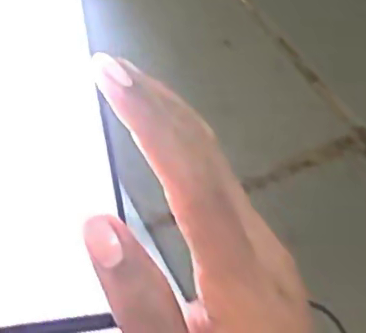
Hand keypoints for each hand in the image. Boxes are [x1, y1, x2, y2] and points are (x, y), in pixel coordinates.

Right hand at [84, 54, 311, 332]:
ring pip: (215, 159)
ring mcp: (267, 251)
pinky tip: (160, 134)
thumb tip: (97, 223)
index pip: (190, 178)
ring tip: (127, 83)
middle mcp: (263, 253)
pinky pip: (216, 174)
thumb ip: (140, 302)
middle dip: (155, 99)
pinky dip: (180, 139)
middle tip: (107, 62)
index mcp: (244, 281)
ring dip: (166, 112)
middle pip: (208, 156)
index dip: (146, 118)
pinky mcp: (261, 253)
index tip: (108, 73)